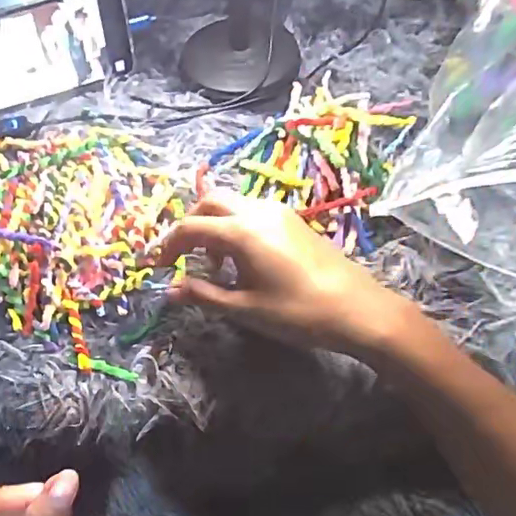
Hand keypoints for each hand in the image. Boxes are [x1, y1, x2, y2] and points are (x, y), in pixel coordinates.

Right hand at [159, 191, 422, 357]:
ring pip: (232, 204)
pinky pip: (252, 213)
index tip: (156, 266)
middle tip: (181, 257)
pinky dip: (234, 228)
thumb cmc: (298, 313)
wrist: (358, 310)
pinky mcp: (293, 221)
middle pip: (209, 202)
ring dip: (213, 226)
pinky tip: (241, 261)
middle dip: (189, 226)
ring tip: (214, 267)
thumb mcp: (245, 309)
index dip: (167, 245)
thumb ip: (203, 295)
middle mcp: (258, 212)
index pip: (190, 227)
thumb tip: (170, 290)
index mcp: (242, 232)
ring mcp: (279, 212)